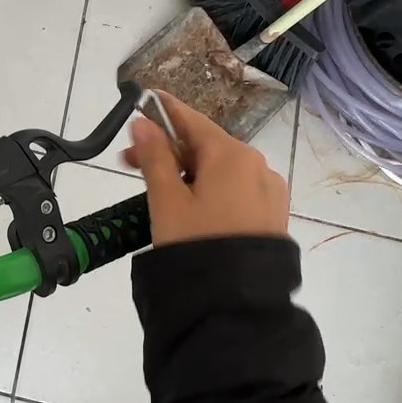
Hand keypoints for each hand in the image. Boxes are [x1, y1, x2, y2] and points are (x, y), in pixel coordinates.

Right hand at [122, 90, 288, 245]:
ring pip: (220, 170)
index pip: (191, 121)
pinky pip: (234, 191)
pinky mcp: (271, 216)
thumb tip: (143, 122)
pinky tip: (190, 206)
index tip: (142, 102)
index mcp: (231, 155)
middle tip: (129, 163)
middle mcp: (257, 166)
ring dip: (187, 171)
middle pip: (205, 146)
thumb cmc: (196, 242)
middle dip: (167, 150)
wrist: (237, 300)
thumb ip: (154, 156)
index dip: (163, 111)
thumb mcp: (166, 199)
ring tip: (157, 190)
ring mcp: (269, 192)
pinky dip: (209, 189)